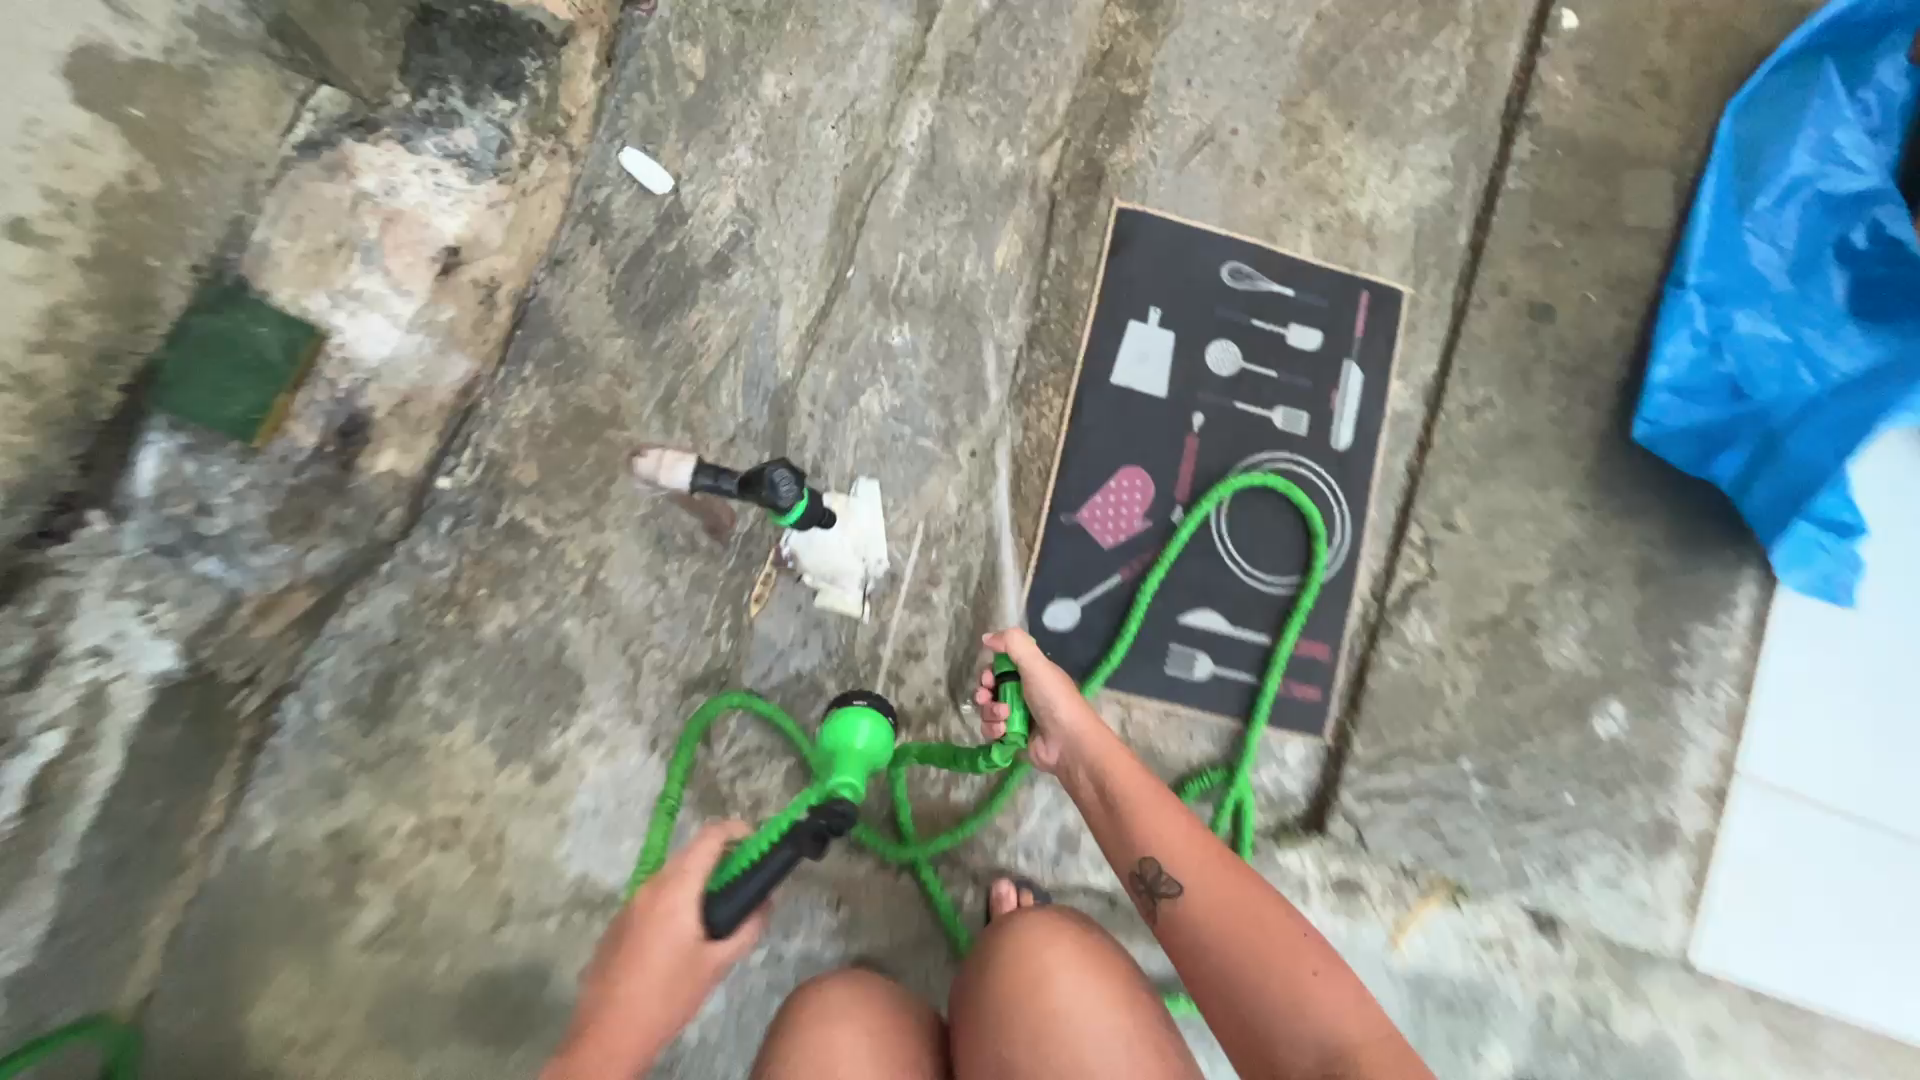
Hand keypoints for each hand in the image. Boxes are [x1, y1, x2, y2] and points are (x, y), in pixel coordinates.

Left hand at [543, 822, 767, 1079]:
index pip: (710, 837)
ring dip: (697, 879)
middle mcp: (650, 886)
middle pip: (690, 853)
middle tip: (743, 879)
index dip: (736, 830)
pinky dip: (675, 898)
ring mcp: (629, 904)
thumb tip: (766, 902)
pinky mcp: (617, 924)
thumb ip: (748, 927)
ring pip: (670, 875)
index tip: (756, 842)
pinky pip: (653, 897)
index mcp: (676, 888)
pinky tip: (681, 936)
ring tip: (716, 909)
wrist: (606, 1037)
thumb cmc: (668, 997)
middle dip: (719, 857)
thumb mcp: (717, 965)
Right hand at [973, 627, 1108, 772]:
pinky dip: (993, 729)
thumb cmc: (1054, 699)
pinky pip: (991, 730)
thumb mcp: (1036, 664)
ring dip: (990, 711)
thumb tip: (986, 637)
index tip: (988, 677)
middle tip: (987, 696)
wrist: (1068, 742)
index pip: (1000, 667)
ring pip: (988, 710)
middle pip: (990, 689)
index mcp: (1030, 673)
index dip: (989, 671)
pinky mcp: (1012, 738)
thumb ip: (1012, 643)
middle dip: (984, 692)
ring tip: (1003, 716)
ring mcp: (1017, 716)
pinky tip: (1003, 731)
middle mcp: (1022, 693)